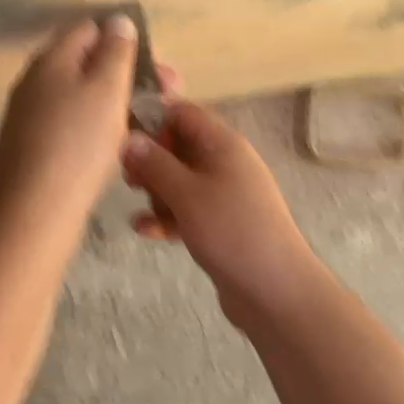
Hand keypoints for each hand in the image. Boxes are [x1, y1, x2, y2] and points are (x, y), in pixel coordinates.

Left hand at [0, 15, 138, 228]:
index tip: (154, 67)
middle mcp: (33, 81)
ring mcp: (28, 115)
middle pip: (84, 64)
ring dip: (112, 103)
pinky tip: (113, 147)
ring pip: (78, 96)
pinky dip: (93, 127)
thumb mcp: (106, 90)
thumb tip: (117, 21)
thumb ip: (115, 51)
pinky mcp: (30, 146)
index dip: (123, 40)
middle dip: (124, 75)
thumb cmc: (78, 143)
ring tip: (144, 124)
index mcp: (51, 60)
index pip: (88, 29)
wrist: (35, 210)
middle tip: (161, 98)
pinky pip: (68, 123)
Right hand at [121, 102, 319, 325]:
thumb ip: (155, 164)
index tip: (128, 144)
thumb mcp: (186, 193)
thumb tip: (130, 138)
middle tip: (131, 181)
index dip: (154, 122)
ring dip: (157, 194)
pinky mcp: (219, 224)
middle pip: (178, 147)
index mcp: (223, 144)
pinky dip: (166, 217)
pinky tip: (145, 231)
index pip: (183, 113)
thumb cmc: (231, 230)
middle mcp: (225, 163)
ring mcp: (223, 195)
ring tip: (144, 212)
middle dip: (151, 163)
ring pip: (179, 181)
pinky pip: (186, 209)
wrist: (275, 290)